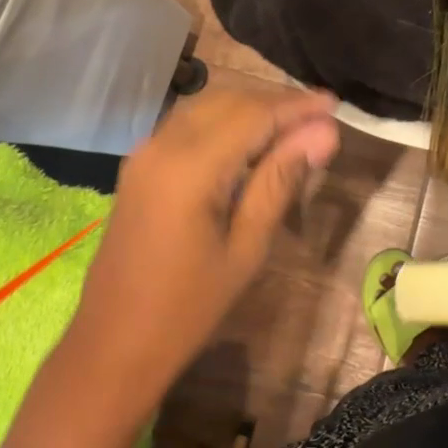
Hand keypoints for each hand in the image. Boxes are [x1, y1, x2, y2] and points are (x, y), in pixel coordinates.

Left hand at [7, 79, 338, 447]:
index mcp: (190, 168)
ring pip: (207, 104)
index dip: (297, 105)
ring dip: (250, 105)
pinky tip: (250, 139)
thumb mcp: (246, 248)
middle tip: (319, 117)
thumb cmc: (187, 308)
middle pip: (229, 99)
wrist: (112, 347)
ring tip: (292, 125)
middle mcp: (163, 145)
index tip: (335, 104)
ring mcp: (145, 151)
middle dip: (276, 101)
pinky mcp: (139, 164)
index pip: (254, 114)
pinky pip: (188, 121)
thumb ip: (281, 180)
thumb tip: (324, 133)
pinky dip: (224, 118)